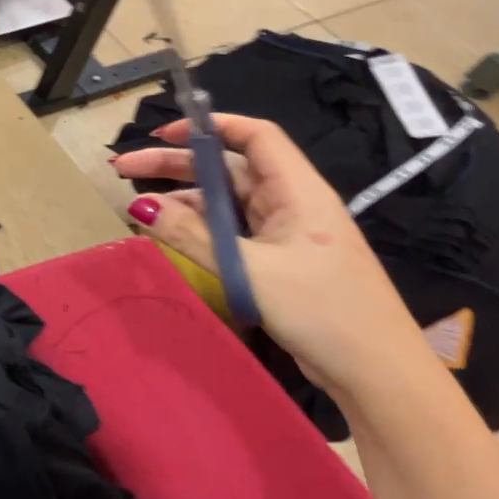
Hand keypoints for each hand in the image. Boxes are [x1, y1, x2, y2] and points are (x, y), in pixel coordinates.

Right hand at [112, 114, 432, 396]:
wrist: (377, 372)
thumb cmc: (322, 310)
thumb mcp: (248, 270)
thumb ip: (190, 235)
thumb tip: (137, 205)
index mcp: (298, 192)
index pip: (256, 137)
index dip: (209, 126)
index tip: (161, 132)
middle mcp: (292, 203)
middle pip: (228, 167)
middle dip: (175, 164)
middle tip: (121, 170)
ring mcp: (286, 232)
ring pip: (224, 200)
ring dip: (180, 198)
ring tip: (137, 209)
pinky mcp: (280, 259)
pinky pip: (230, 229)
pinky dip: (196, 226)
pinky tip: (168, 236)